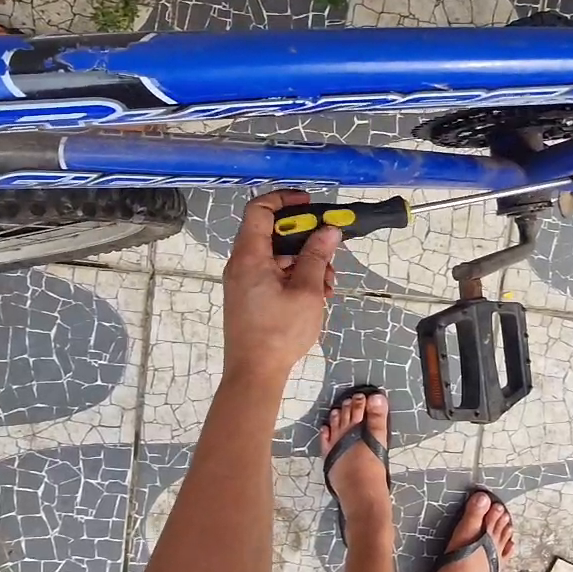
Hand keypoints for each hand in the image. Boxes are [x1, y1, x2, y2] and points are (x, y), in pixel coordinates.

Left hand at [222, 190, 341, 380]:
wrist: (255, 373)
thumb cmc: (280, 331)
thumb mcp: (307, 291)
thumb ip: (317, 256)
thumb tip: (329, 230)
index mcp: (249, 256)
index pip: (259, 210)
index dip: (284, 199)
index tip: (310, 203)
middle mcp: (242, 263)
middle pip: (273, 234)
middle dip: (306, 239)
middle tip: (330, 252)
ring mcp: (244, 281)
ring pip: (278, 257)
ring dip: (306, 262)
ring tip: (328, 284)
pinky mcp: (250, 297)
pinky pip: (274, 275)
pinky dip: (296, 277)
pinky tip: (317, 295)